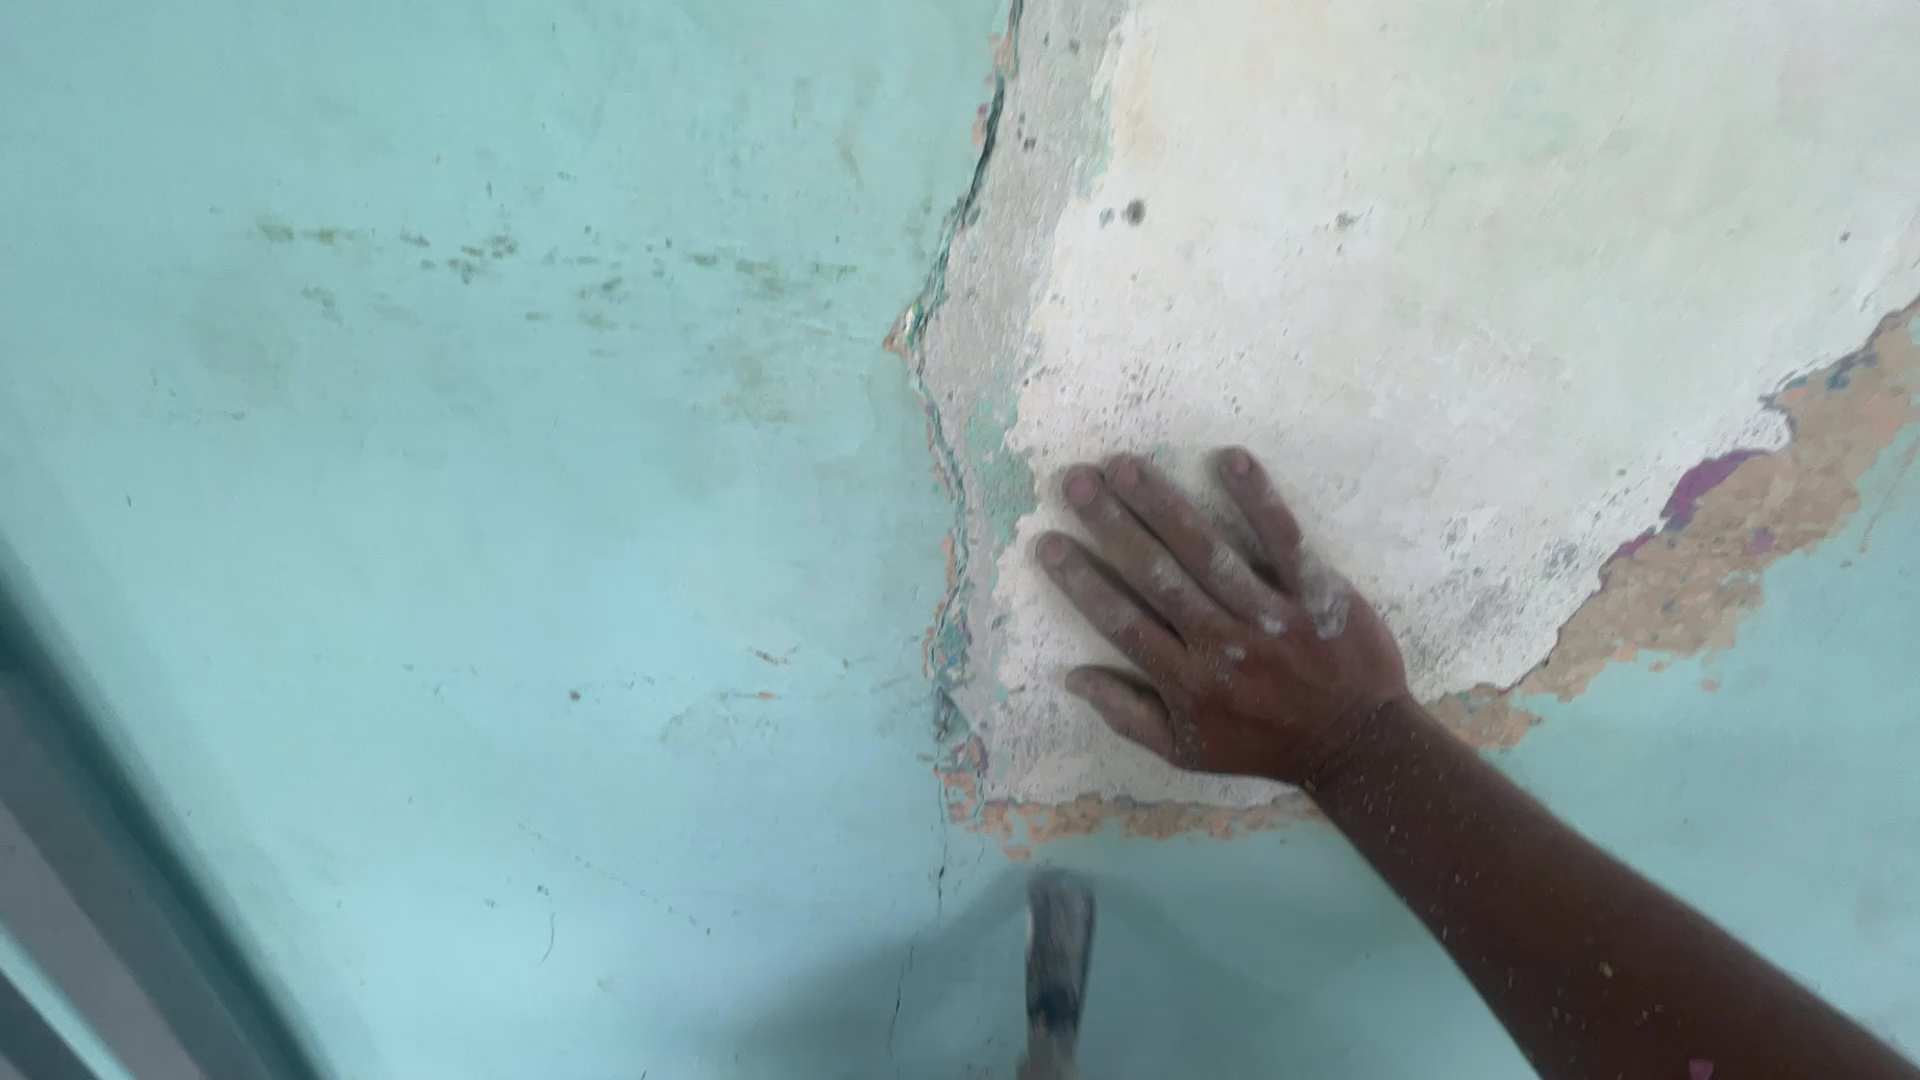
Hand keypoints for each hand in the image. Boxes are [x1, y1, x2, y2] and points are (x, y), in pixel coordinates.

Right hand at [1035, 448, 1409, 785]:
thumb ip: (1127, 715)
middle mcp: (1222, 644)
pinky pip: (1284, 539)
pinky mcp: (1319, 593)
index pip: (1122, 624)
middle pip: (1157, 576)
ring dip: (1162, 504)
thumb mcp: (1185, 751)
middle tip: (1076, 481)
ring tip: (1124, 465)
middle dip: (1111, 525)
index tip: (1046, 543)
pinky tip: (1229, 459)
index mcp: (1186, 682)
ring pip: (1207, 551)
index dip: (1081, 582)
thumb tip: (1072, 677)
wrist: (1358, 745)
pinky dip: (1258, 499)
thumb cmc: (1260, 743)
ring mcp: (1271, 615)